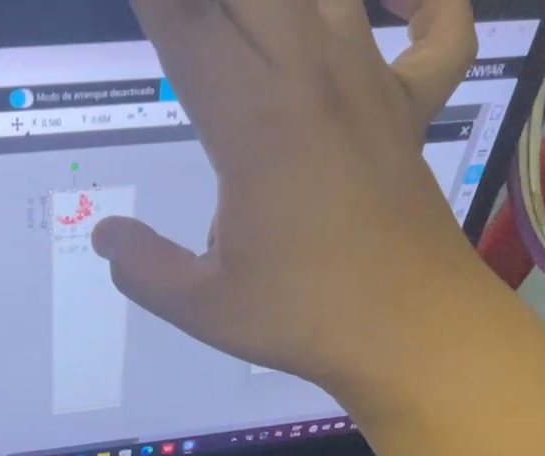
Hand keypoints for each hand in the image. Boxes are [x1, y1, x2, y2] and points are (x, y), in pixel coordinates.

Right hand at [93, 0, 490, 394]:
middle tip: (187, 25)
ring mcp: (372, 88)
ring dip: (283, 0)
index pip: (187, 25)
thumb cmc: (304, 318)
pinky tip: (396, 2)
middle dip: (209, 0)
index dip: (157, 3)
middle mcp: (312, 82)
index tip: (145, 7)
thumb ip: (144, 268)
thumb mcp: (203, 307)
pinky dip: (424, 4)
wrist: (411, 333)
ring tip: (251, 23)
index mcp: (254, 125)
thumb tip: (105, 234)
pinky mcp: (413, 111)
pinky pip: (439, 29)